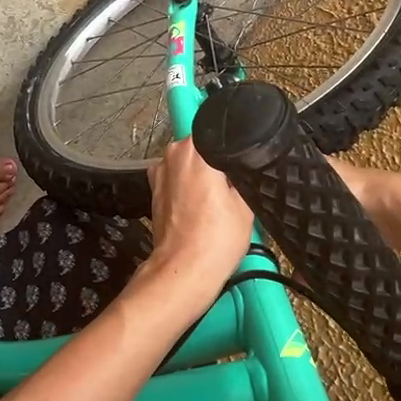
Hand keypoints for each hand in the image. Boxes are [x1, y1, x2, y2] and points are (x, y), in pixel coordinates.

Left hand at [142, 138, 254, 299]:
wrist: (184, 268)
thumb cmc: (216, 238)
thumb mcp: (245, 204)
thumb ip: (241, 175)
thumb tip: (239, 167)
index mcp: (195, 149)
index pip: (218, 133)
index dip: (233, 146)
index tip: (242, 163)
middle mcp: (173, 153)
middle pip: (201, 147)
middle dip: (216, 161)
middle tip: (233, 184)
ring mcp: (159, 170)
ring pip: (188, 162)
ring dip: (201, 174)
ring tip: (218, 199)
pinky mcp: (154, 187)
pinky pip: (176, 177)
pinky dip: (188, 186)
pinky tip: (202, 206)